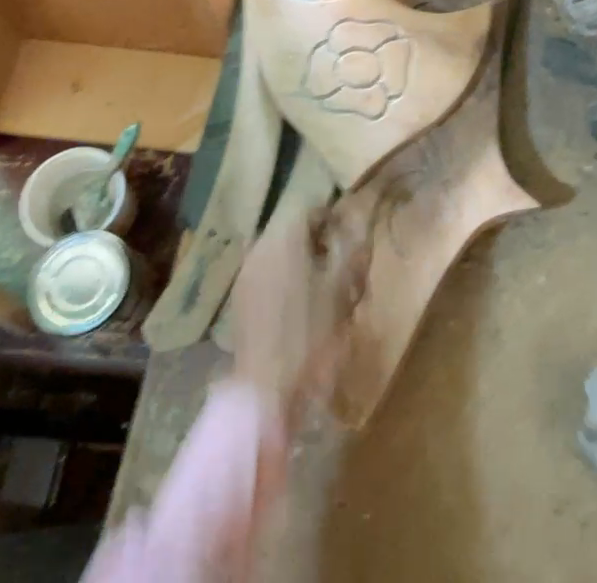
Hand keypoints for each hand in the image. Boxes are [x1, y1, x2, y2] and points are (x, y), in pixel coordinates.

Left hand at [229, 205, 369, 415]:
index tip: (350, 240)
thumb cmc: (313, 336)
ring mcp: (244, 274)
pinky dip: (284, 279)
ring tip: (321, 288)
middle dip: (316, 241)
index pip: (308, 208)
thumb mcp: (344, 289)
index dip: (332, 219)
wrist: (268, 390)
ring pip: (276, 252)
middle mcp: (257, 248)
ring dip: (299, 260)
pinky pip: (265, 274)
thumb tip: (356, 222)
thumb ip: (352, 249)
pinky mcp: (239, 299)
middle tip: (341, 265)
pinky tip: (298, 308)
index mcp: (283, 238)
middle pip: (289, 229)